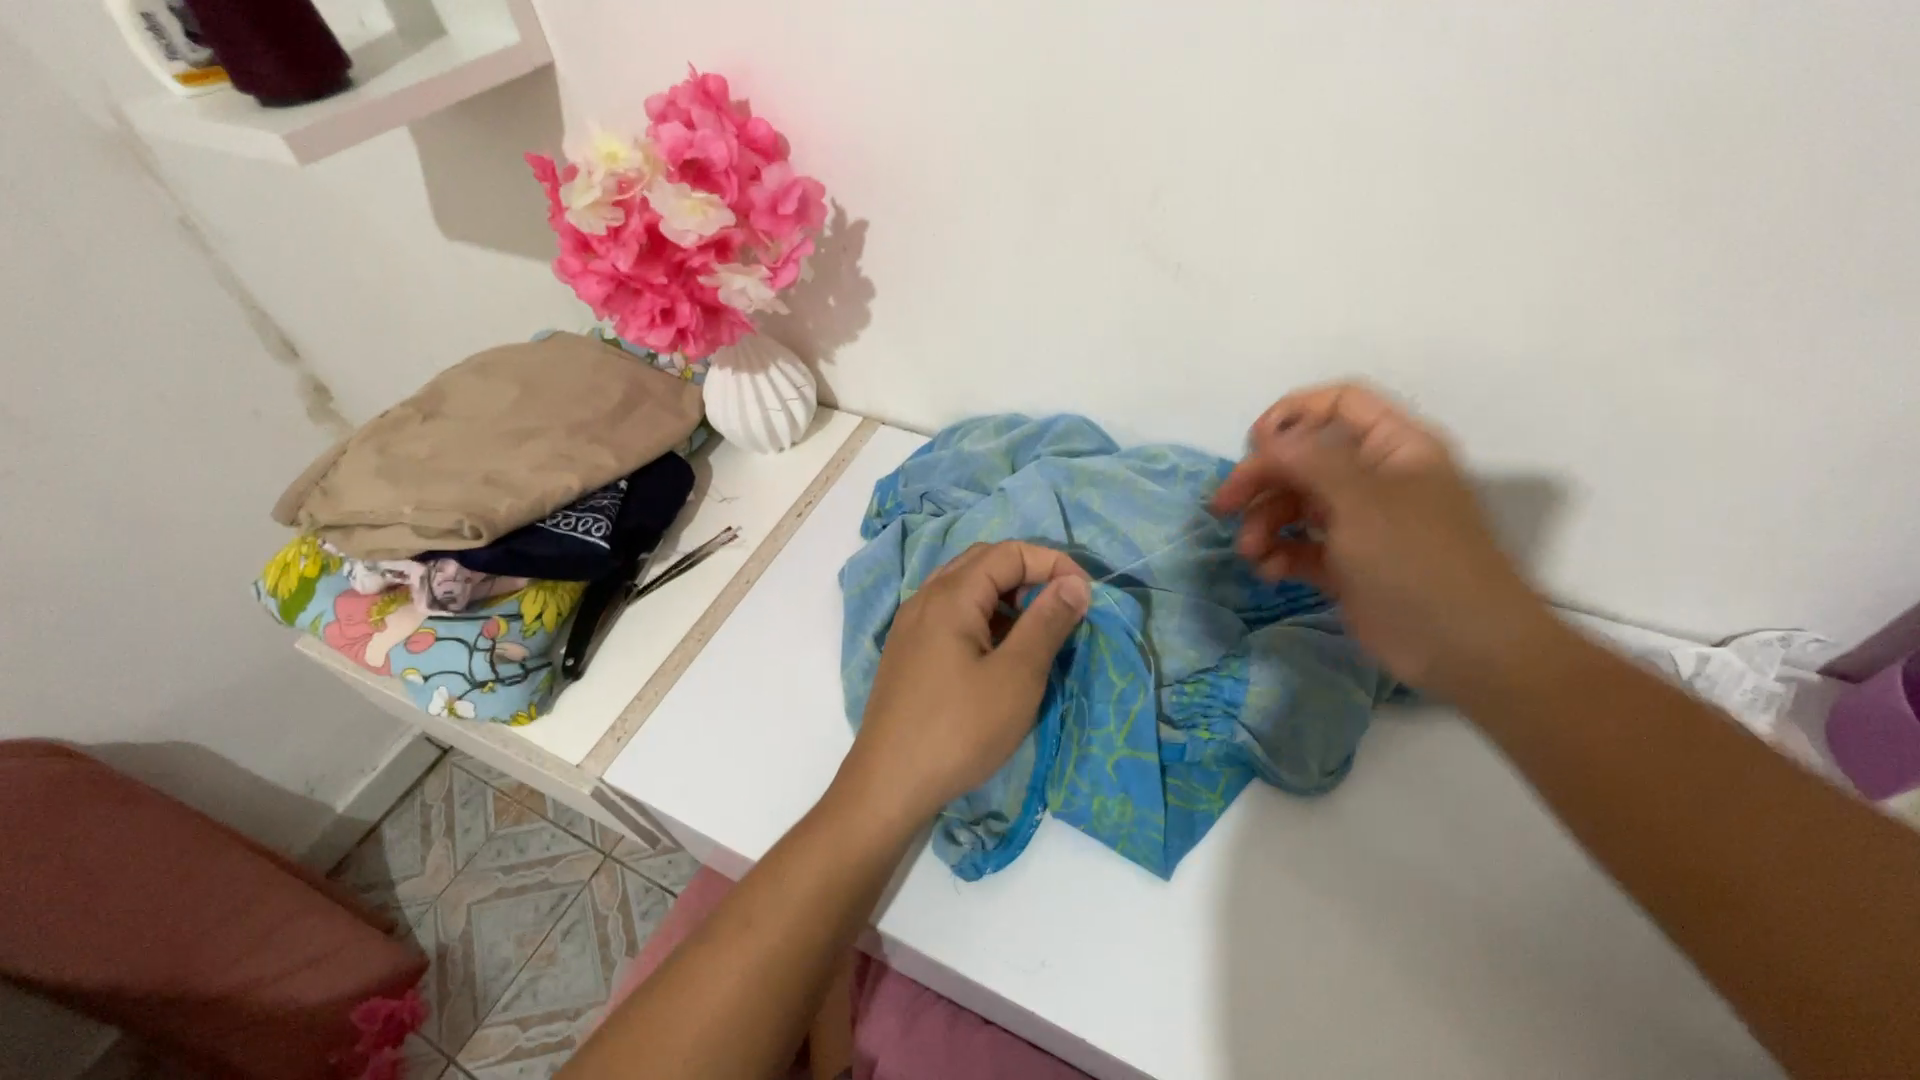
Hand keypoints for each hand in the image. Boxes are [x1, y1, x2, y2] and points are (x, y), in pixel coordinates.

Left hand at [837, 541, 1090, 823]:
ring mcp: (911, 626)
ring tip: (1037, 632)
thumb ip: (1046, 623)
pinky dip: (983, 619)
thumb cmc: (959, 730)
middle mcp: (925, 599)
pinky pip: (950, 615)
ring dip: (1006, 598)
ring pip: (965, 589)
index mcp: (950, 596)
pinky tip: (1000, 654)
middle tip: (1062, 608)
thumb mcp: (1016, 677)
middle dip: (1029, 575)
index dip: (1053, 564)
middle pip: (983, 562)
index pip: (1009, 552)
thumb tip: (1074, 583)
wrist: (889, 784)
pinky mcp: (908, 653)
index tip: (1085, 598)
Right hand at [1211, 382, 1554, 696]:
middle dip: (1262, 479)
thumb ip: (1309, 459)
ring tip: (1251, 552)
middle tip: (1224, 506)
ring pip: (1296, 505)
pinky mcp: (1348, 566)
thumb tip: (1269, 437)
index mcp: (1395, 447)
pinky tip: (1269, 571)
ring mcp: (1361, 524)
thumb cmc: (1417, 560)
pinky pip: (1301, 547)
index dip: (1292, 414)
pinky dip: (1280, 554)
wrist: (1464, 648)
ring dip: (1265, 523)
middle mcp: (1376, 479)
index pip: (1339, 404)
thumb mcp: (1362, 500)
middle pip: (1305, 458)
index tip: (1253, 443)